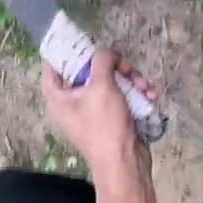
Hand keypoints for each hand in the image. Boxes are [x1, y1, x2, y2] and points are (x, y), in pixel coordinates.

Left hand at [41, 49, 157, 180]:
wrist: (125, 163)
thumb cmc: (105, 125)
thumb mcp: (102, 86)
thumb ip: (102, 60)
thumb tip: (107, 53)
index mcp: (60, 97)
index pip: (52, 68)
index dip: (63, 51)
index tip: (79, 39)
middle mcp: (74, 102)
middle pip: (90, 70)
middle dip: (114, 66)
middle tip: (126, 67)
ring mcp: (94, 110)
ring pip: (112, 81)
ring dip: (132, 80)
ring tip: (145, 87)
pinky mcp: (113, 116)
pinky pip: (123, 95)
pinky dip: (137, 93)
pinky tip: (150, 96)